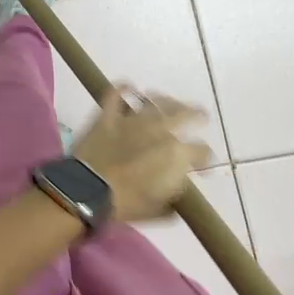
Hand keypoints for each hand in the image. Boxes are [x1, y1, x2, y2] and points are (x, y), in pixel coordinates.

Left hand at [70, 87, 212, 223]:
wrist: (88, 190)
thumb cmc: (127, 203)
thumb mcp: (160, 207)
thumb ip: (174, 193)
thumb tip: (178, 184)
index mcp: (176, 154)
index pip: (201, 150)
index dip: (205, 156)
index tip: (202, 162)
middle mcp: (158, 130)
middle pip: (185, 114)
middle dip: (196, 114)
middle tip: (200, 115)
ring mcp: (132, 120)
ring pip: (154, 101)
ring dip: (164, 100)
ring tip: (167, 100)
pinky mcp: (107, 115)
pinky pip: (115, 94)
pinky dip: (122, 88)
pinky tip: (128, 87)